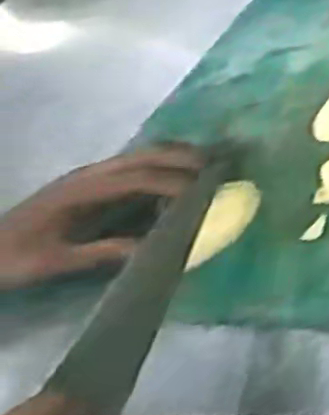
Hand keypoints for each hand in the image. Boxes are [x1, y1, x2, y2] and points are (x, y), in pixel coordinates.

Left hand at [0, 146, 202, 291]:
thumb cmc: (10, 260)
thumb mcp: (48, 264)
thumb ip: (98, 253)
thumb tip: (152, 247)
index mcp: (80, 191)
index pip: (140, 177)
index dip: (176, 183)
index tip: (202, 194)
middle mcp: (91, 173)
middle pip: (151, 154)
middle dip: (190, 159)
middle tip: (221, 171)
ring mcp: (93, 172)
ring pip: (150, 151)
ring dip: (184, 155)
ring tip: (210, 168)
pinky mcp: (96, 176)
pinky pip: (142, 158)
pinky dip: (170, 159)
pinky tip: (181, 173)